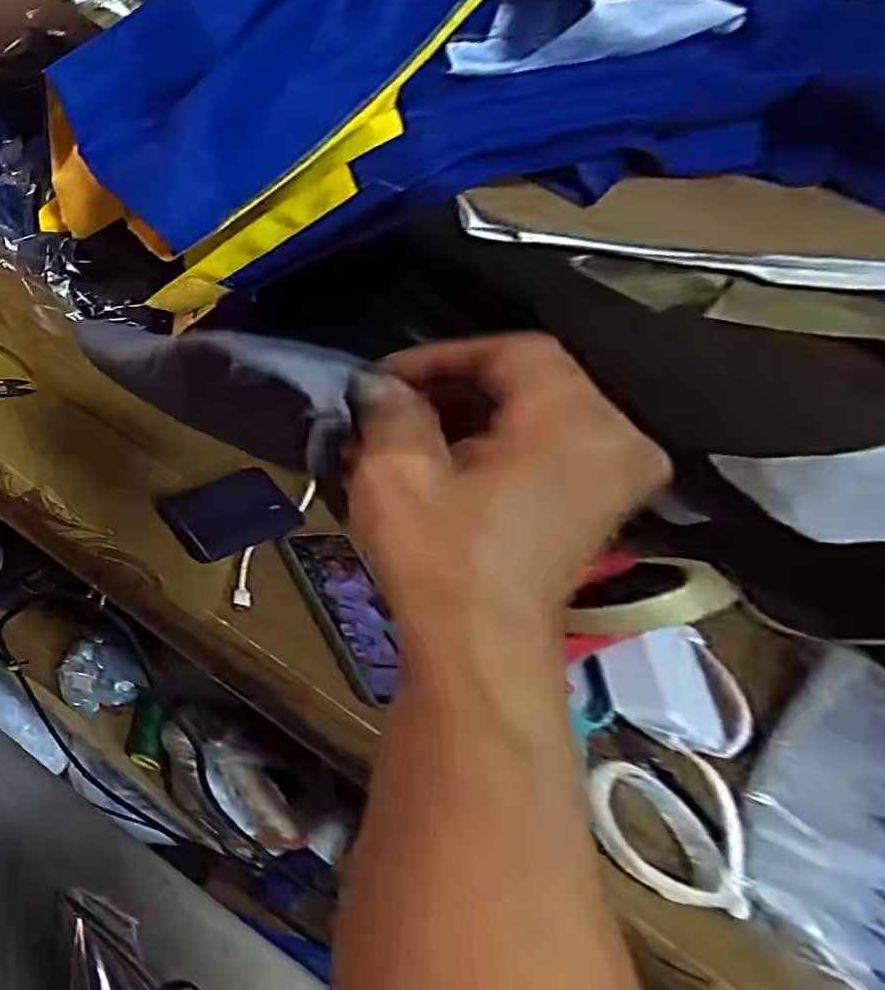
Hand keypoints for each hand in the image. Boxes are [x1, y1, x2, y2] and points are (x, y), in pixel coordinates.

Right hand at [347, 334, 669, 654]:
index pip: (516, 351)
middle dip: (445, 387)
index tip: (382, 379)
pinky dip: (481, 445)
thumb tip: (379, 385)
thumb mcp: (396, 472)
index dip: (441, 355)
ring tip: (391, 439)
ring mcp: (610, 476)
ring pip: (529, 414)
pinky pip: (537, 448)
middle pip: (528, 381)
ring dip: (456, 417)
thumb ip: (391, 411)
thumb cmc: (438, 555)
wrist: (477, 643)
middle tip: (380, 408)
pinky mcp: (590, 504)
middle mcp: (615, 441)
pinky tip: (425, 467)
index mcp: (576, 425)